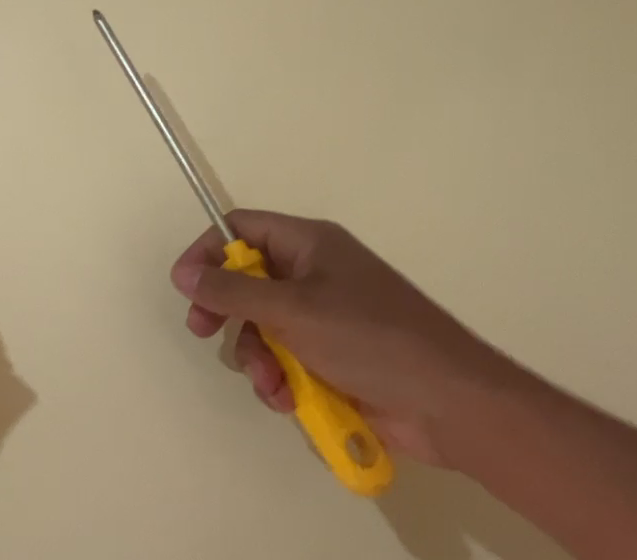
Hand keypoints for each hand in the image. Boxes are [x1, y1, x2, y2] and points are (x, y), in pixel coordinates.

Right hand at [170, 211, 520, 466]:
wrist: (454, 408)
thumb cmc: (371, 340)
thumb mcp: (292, 310)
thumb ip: (232, 291)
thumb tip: (182, 274)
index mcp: (310, 245)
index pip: (240, 229)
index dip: (208, 250)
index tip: (185, 284)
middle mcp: (314, 274)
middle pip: (245, 280)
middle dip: (226, 312)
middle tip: (204, 331)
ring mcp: (325, 318)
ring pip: (261, 326)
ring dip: (255, 355)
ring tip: (270, 382)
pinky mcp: (333, 358)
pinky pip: (286, 358)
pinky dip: (279, 378)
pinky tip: (287, 398)